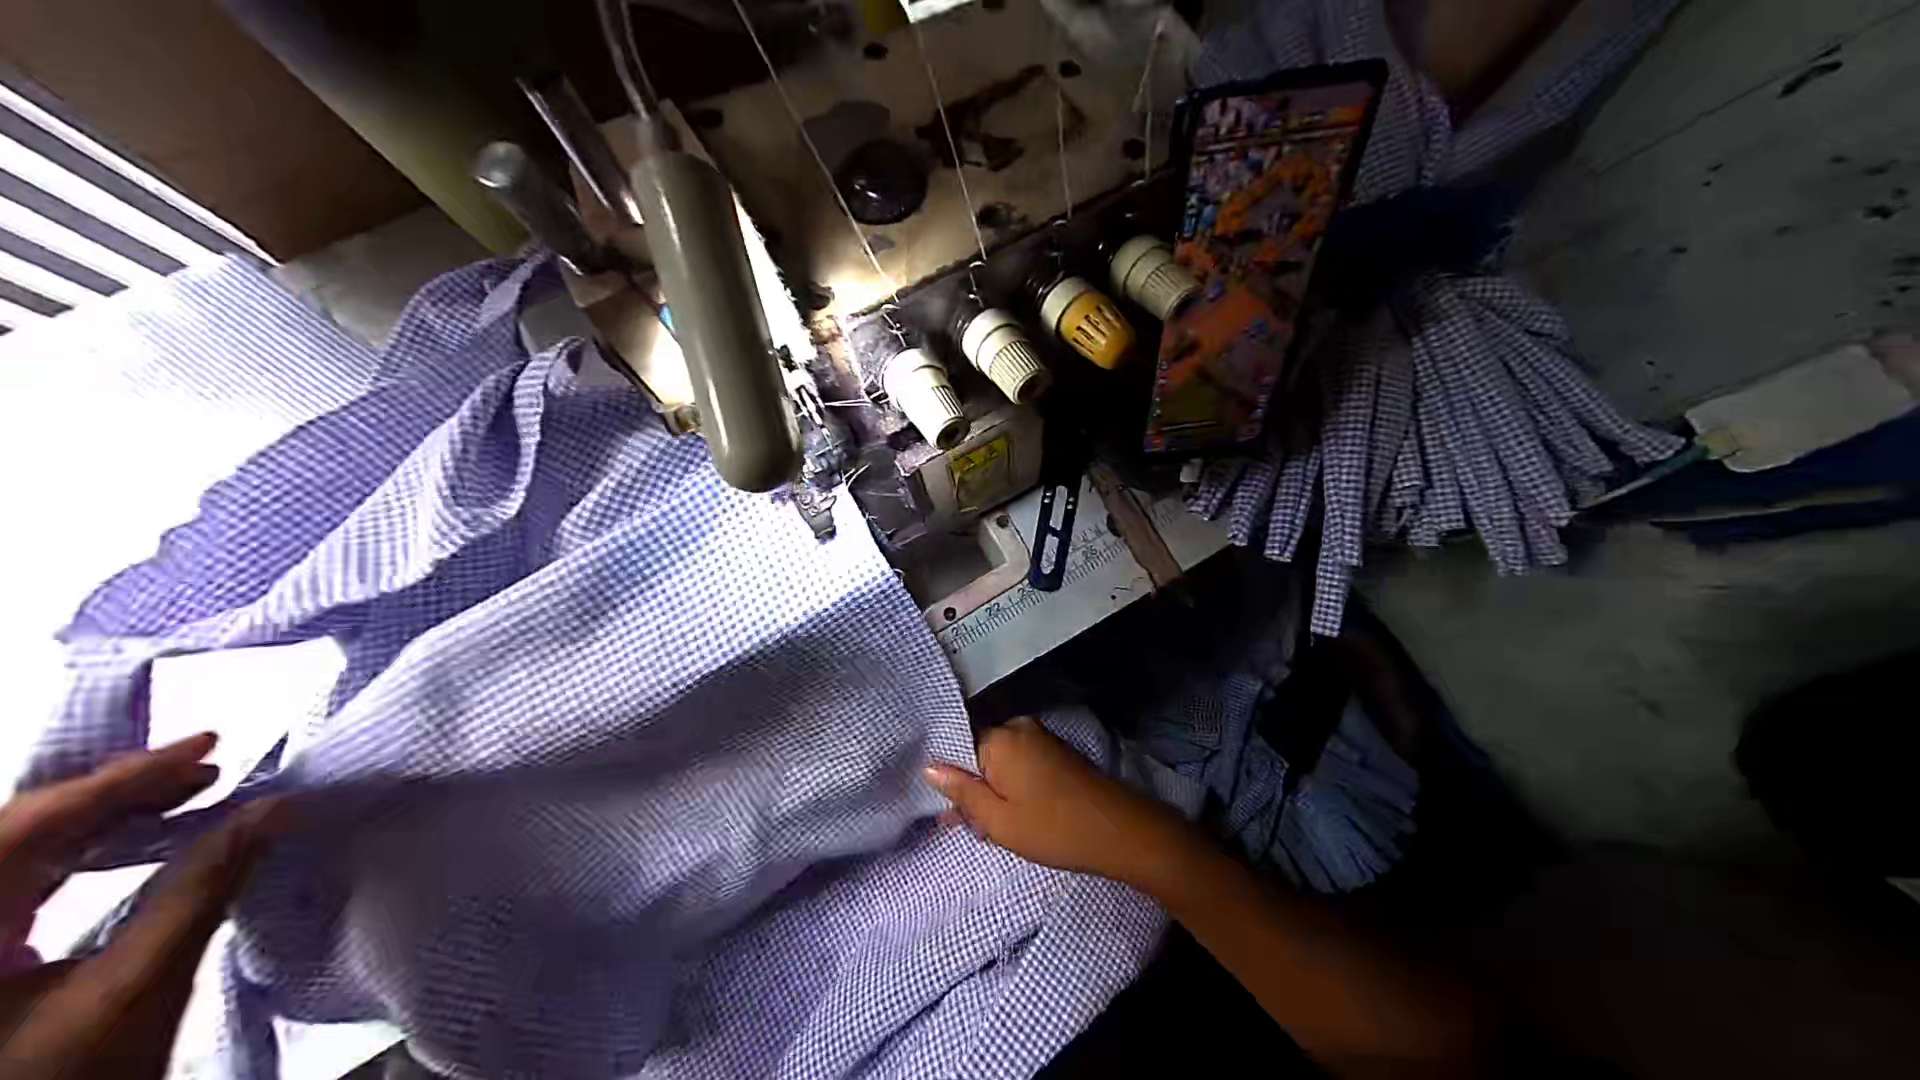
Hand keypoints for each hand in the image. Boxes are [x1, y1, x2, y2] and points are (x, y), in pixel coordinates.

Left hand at [0, 734, 281, 1077]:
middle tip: (206, 771)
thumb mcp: (137, 988)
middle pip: (15, 831)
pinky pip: (13, 880)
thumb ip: (202, 890)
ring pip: (15, 852)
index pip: (27, 825)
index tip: (210, 744)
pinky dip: (82, 850)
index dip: (124, 777)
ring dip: (105, 817)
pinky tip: (134, 841)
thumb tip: (275, 808)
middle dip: (117, 792)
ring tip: (184, 795)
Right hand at [924, 717, 1185, 884]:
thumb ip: (961, 791)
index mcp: (999, 739)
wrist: (1120, 831)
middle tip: (972, 828)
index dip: (949, 781)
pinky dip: (1013, 786)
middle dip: (972, 788)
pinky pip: (1021, 763)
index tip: (948, 811)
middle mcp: (1018, 728)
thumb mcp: (997, 819)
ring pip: (1000, 762)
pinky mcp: (1056, 751)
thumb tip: (929, 767)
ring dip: (992, 791)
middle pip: (979, 755)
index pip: (957, 749)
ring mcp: (1041, 738)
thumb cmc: (1052, 828)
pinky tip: (1014, 816)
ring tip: (993, 830)